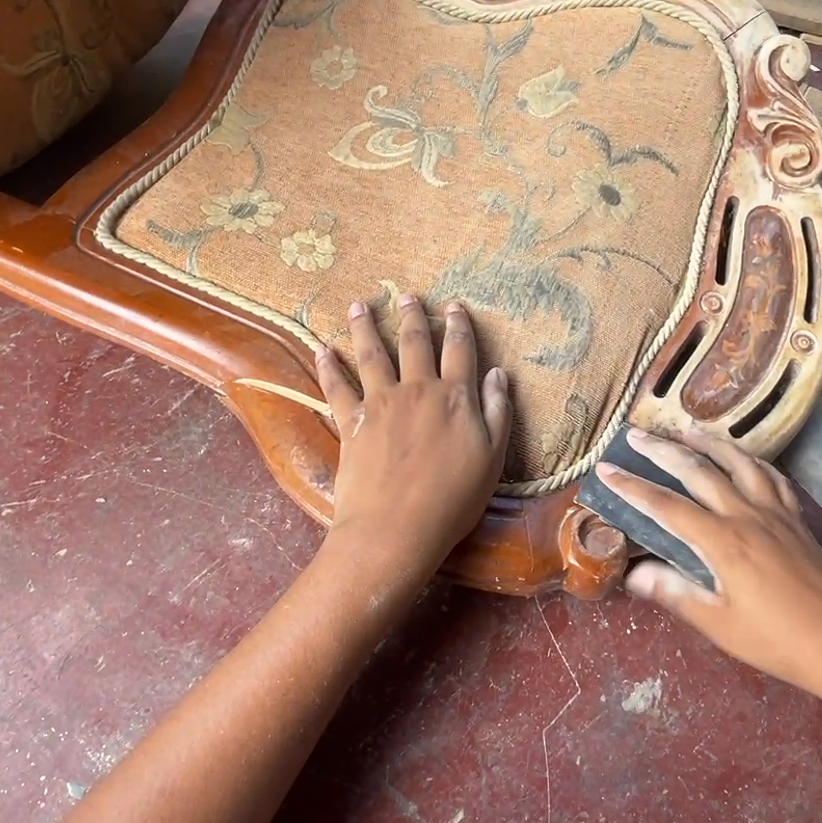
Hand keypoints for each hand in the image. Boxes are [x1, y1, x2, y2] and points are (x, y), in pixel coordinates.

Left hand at [314, 295, 510, 576]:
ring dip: (365, 327)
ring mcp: (380, 403)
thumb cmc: (453, 498)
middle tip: (407, 295)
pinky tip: (322, 349)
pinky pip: (337, 386)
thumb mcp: (492, 457)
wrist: (396, 527)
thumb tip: (498, 374)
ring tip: (360, 304)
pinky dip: (329, 366)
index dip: (459, 325)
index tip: (455, 306)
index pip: (460, 350)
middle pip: (414, 342)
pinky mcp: (351, 422)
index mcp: (455, 397)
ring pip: (371, 354)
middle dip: (412, 315)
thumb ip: (497, 411)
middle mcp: (417, 389)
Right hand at [599, 428, 821, 708]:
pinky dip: (753, 461)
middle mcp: (747, 515)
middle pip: (699, 471)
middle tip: (637, 434)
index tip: (606, 470)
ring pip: (739, 462)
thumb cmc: (778, 641)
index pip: (666, 505)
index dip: (632, 486)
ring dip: (709, 443)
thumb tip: (633, 574)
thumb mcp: (719, 624)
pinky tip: (745, 459)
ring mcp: (776, 513)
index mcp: (722, 541)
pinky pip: (773, 478)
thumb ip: (675, 593)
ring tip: (687, 430)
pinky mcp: (798, 519)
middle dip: (663, 450)